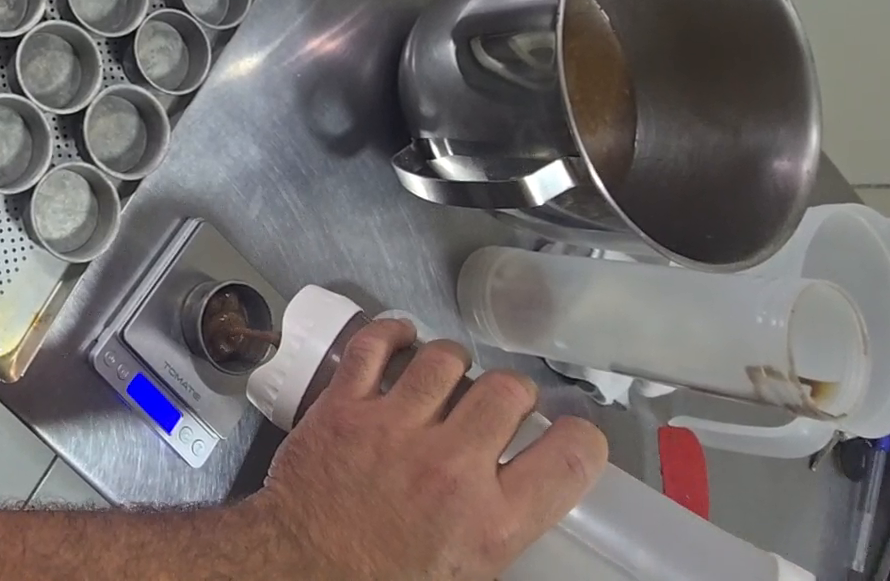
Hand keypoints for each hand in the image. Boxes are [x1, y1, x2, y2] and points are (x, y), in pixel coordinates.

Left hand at [246, 319, 606, 580]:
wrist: (307, 563)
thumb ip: (501, 524)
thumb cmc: (388, 577)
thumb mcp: (471, 569)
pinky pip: (371, 348)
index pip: (568, 458)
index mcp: (494, 518)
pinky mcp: (342, 404)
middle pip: (503, 393)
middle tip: (501, 396)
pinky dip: (390, 333)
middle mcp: (450, 464)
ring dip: (453, 358)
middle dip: (512, 388)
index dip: (581, 437)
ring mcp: (392, 426)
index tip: (571, 429)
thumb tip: (518, 492)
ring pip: (441, 361)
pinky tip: (401, 334)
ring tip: (452, 367)